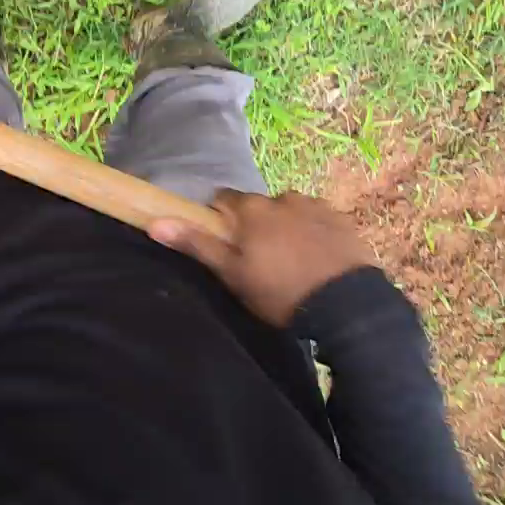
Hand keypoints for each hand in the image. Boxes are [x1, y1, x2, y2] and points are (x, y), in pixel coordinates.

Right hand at [149, 190, 377, 326]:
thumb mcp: (232, 274)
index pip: (223, 198)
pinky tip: (318, 261)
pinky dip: (314, 234)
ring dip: (286, 227)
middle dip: (255, 225)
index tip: (226, 244)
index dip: (220, 218)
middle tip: (260, 260)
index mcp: (252, 208)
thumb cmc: (281, 292)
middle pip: (258, 206)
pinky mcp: (343, 221)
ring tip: (292, 262)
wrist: (349, 308)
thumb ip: (196, 244)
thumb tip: (155, 222)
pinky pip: (318, 221)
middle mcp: (282, 197)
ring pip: (289, 212)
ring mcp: (316, 207)